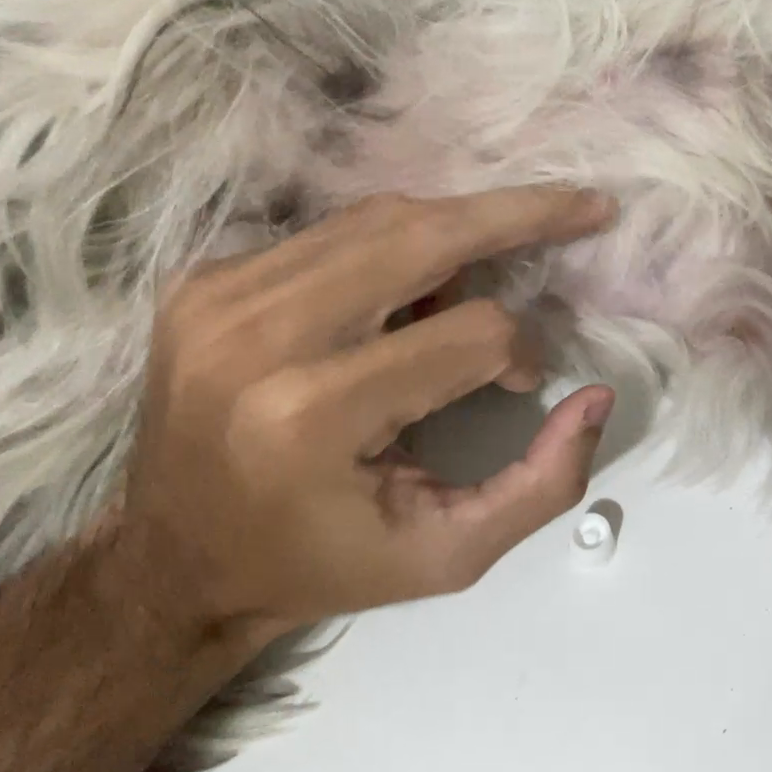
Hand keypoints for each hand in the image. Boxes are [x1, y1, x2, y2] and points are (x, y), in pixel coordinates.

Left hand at [117, 187, 617, 641]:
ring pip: (384, 218)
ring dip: (464, 224)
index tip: (525, 385)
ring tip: (507, 250)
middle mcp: (259, 337)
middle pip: (425, 237)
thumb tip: (597, 395)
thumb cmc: (323, 563)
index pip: (469, 334)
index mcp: (313, 415)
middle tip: (588, 206)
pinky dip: (403, 241)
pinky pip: (338, 231)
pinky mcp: (205, 280)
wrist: (173, 565)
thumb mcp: (451, 555)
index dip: (523, 352)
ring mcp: (221, 296)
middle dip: (522, 214)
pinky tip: (424, 280)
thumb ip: (544, 484)